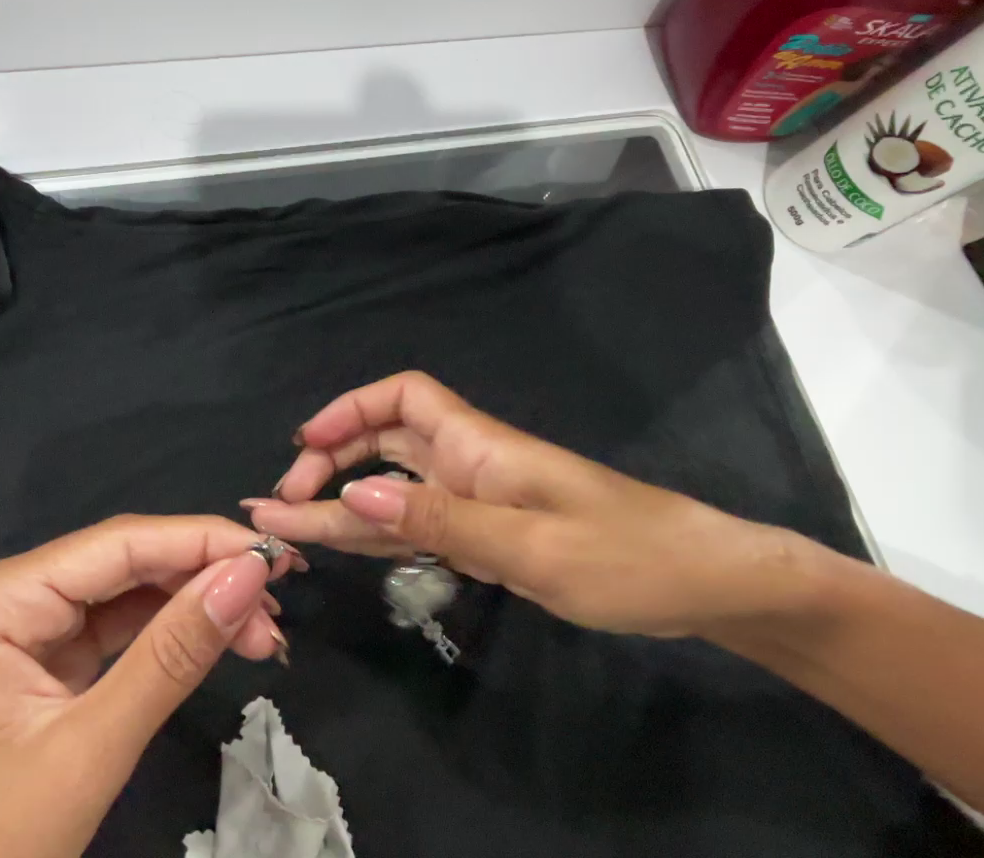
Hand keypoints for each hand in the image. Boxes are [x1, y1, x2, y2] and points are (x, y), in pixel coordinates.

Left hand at [0, 514, 297, 857]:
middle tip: (280, 602)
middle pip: (124, 563)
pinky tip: (218, 641)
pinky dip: (168, 637)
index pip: (119, 544)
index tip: (278, 554)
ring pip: (127, 594)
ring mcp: (22, 627)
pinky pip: (115, 630)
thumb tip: (249, 575)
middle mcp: (7, 594)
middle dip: (204, 579)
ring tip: (264, 632)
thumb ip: (171, 657)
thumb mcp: (90, 750)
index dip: (203, 541)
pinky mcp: (40, 661)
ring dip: (193, 608)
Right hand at [244, 371, 817, 637]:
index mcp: (480, 446)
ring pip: (394, 489)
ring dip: (341, 503)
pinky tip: (342, 540)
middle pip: (385, 444)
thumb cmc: (627, 557)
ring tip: (285, 525)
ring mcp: (478, 502)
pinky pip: (417, 525)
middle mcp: (470, 465)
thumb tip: (356, 494)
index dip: (348, 411)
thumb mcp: (533, 545)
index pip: (402, 399)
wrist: (701, 585)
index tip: (303, 447)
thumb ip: (442, 520)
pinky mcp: (488, 536)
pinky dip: (377, 531)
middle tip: (282, 505)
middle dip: (330, 464)